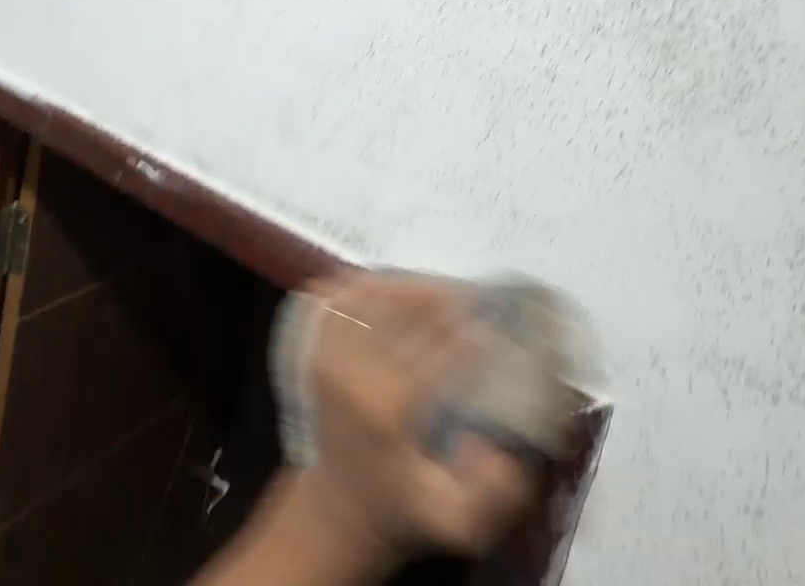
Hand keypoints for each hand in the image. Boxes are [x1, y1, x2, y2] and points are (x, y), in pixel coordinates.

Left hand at [295, 270, 533, 561]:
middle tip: (472, 296)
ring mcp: (325, 355)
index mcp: (388, 408)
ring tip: (440, 288)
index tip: (492, 327)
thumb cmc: (401, 505)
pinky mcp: (311, 348)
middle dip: (441, 300)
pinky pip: (337, 299)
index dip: (467, 335)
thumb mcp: (456, 520)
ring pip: (370, 298)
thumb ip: (491, 493)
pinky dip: (364, 284)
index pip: (435, 354)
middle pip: (402, 315)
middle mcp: (352, 373)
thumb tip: (491, 442)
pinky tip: (393, 284)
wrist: (337, 503)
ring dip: (407, 286)